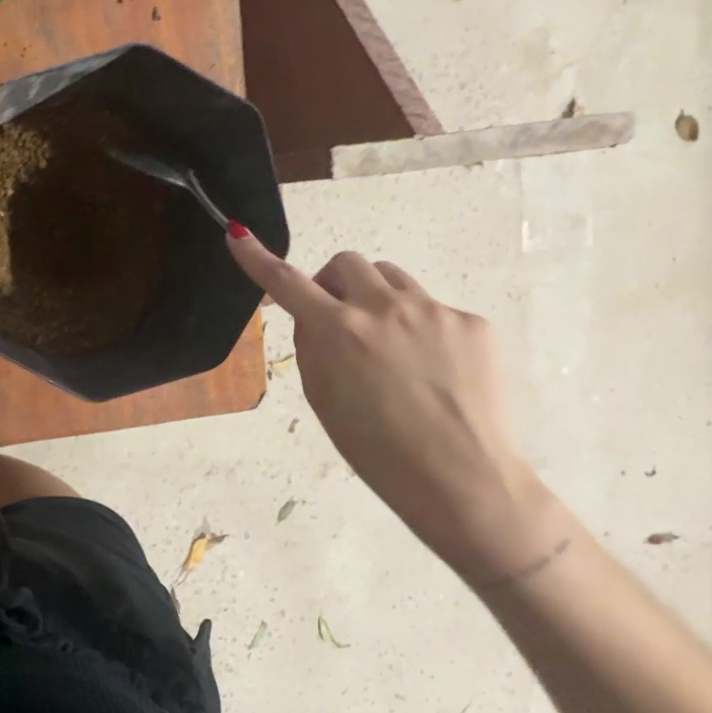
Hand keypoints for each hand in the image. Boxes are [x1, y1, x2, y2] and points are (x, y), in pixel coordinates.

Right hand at [227, 226, 564, 580]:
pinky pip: (435, 311)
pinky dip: (421, 331)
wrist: (459, 476)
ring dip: (377, 299)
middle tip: (335, 317)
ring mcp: (435, 311)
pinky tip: (430, 372)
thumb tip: (314, 316)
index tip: (237, 236)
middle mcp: (384, 307)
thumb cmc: (374, 448)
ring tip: (386, 347)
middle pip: (348, 263)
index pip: (285, 281)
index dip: (256, 258)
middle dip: (334, 283)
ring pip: (393, 280)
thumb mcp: (322, 396)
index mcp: (337, 330)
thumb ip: (312, 347)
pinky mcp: (474, 323)